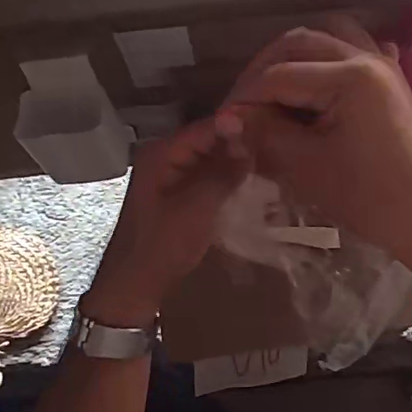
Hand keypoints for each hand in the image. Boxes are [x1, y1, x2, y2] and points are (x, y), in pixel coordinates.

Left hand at [86, 114, 251, 327]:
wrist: (135, 285)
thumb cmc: (163, 245)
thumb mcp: (197, 207)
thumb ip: (222, 173)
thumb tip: (249, 143)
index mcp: (162, 154)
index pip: (206, 128)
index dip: (238, 127)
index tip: (272, 129)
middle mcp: (165, 159)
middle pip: (208, 142)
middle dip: (239, 144)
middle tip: (276, 147)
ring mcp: (170, 179)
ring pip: (209, 162)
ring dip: (235, 164)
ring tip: (271, 163)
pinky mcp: (178, 198)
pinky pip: (206, 180)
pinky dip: (226, 181)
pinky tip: (250, 186)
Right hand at [222, 24, 411, 288]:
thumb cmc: (367, 198)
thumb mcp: (306, 167)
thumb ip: (263, 134)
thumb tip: (226, 117)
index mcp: (349, 77)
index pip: (278, 75)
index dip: (245, 97)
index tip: (223, 122)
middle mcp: (368, 57)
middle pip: (300, 43)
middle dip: (264, 70)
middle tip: (242, 104)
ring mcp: (384, 66)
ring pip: (329, 38)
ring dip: (294, 58)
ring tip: (272, 91)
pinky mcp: (391, 82)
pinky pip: (355, 53)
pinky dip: (328, 61)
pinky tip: (317, 84)